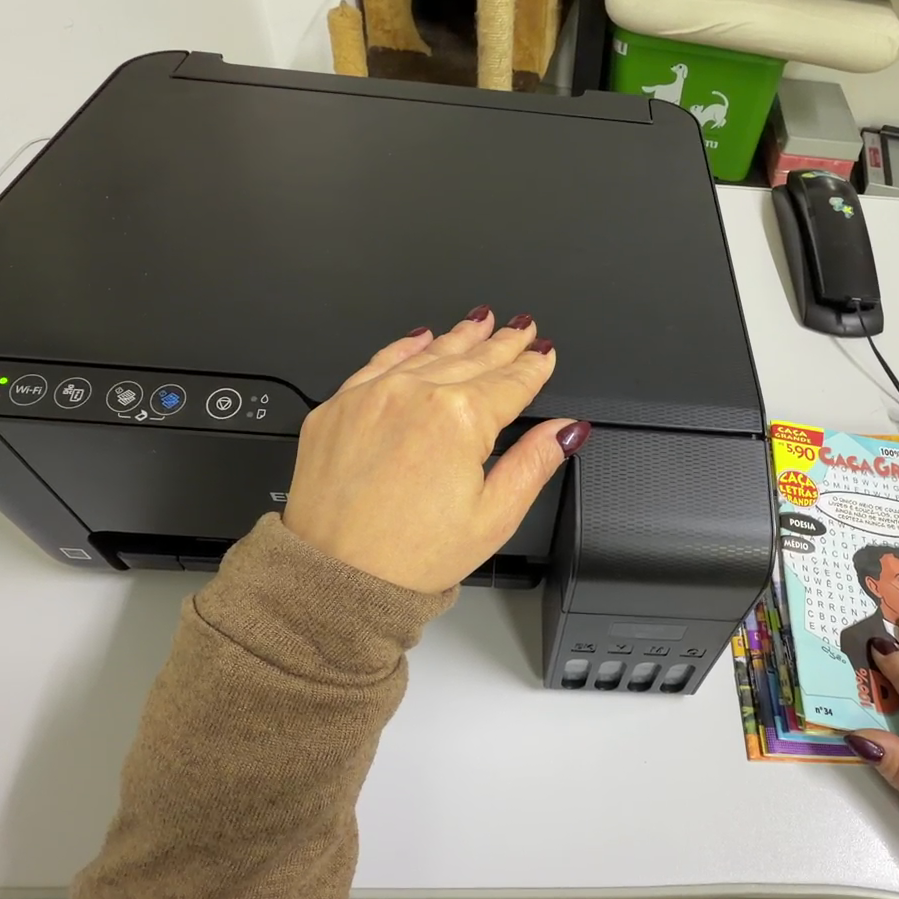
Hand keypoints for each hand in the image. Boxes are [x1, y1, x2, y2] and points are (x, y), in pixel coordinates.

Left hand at [281, 307, 589, 593]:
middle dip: (503, 342)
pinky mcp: (338, 406)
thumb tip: (567, 431)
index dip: (533, 366)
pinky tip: (422, 336)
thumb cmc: (409, 556)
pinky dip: (406, 346)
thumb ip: (535, 462)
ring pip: (429, 352)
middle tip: (522, 326)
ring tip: (482, 321)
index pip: (511, 382)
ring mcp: (372, 395)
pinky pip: (379, 361)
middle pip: (474, 359)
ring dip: (461, 336)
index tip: (543, 353)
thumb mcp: (494, 516)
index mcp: (460, 419)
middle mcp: (415, 395)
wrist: (332, 577)